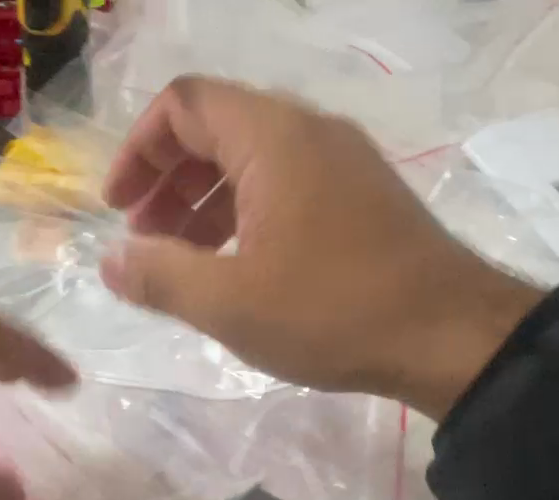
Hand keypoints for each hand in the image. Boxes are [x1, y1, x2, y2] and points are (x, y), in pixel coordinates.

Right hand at [101, 77, 542, 417]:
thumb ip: (160, 276)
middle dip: (167, 179)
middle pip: (217, 128)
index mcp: (272, 138)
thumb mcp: (229, 303)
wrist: (448, 335)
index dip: (138, 149)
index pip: (184, 104)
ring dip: (204, 201)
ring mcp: (342, 163)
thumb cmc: (330, 312)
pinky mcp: (361, 198)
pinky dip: (245, 214)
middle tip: (143, 238)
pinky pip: (286, 186)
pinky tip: (236, 267)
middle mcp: (309, 132)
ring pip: (252, 160)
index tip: (117, 208)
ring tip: (182, 260)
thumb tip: (111, 261)